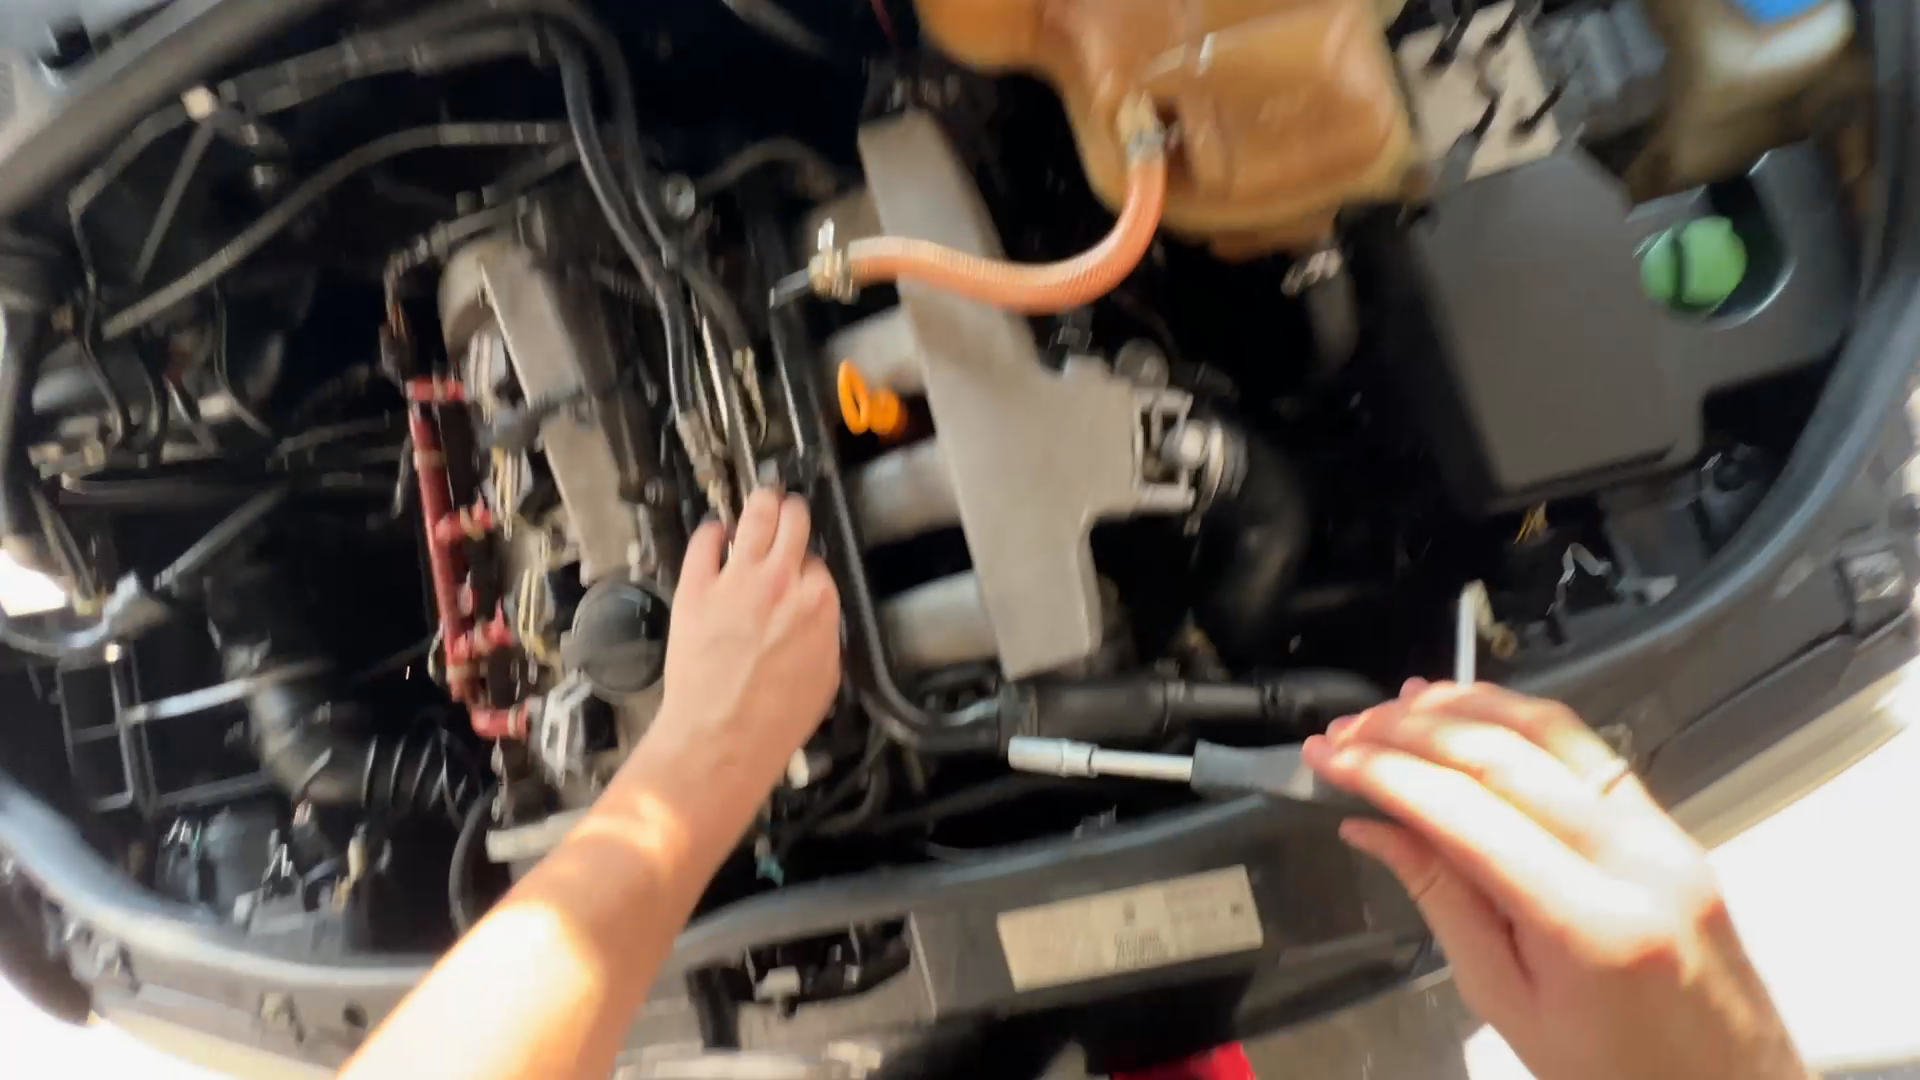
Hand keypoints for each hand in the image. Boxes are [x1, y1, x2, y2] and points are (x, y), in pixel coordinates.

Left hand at [651, 488, 841, 787]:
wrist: (721, 738)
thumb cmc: (773, 718)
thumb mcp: (827, 676)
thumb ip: (824, 632)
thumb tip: (817, 617)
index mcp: (817, 602)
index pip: (818, 561)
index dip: (810, 563)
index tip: (804, 564)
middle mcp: (779, 581)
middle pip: (793, 520)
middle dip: (793, 512)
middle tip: (789, 508)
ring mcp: (736, 580)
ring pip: (754, 516)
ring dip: (760, 502)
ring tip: (761, 498)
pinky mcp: (696, 588)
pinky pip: (703, 542)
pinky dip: (711, 532)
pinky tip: (715, 531)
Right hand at [1303, 680, 1808, 1079]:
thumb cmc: (1610, 1069)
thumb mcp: (1501, 995)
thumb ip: (1436, 894)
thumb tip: (1365, 824)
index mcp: (1591, 924)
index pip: (1461, 812)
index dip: (1380, 772)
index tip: (1323, 754)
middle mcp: (1636, 860)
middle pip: (1497, 756)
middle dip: (1403, 731)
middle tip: (1342, 730)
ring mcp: (1661, 832)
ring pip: (1542, 729)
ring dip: (1453, 707)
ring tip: (1390, 706)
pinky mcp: (1665, 820)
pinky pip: (1577, 741)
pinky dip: (1506, 711)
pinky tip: (1459, 707)